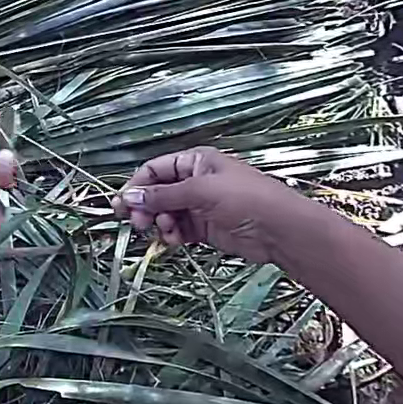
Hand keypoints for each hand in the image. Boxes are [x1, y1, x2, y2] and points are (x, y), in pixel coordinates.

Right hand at [109, 147, 305, 264]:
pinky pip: (178, 229)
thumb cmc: (243, 199)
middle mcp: (194, 181)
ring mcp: (199, 205)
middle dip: (145, 208)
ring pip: (165, 213)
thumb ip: (162, 195)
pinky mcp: (204, 228)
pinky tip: (174, 241)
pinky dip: (172, 235)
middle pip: (157, 192)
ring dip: (159, 224)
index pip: (155, 169)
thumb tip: (128, 197)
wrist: (280, 230)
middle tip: (137, 225)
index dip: (137, 186)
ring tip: (165, 233)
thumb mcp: (200, 191)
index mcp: (194, 162)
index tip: (122, 205)